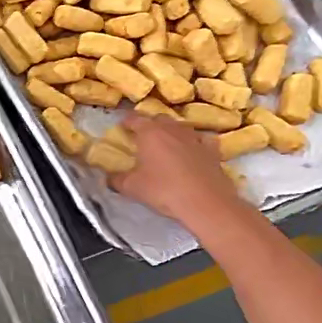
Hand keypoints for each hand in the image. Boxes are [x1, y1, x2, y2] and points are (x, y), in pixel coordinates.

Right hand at [111, 113, 250, 223]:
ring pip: (180, 127)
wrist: (205, 203)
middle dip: (150, 124)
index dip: (126, 121)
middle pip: (159, 119)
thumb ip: (117, 180)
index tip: (121, 126)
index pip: (134, 119)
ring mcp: (195, 138)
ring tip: (166, 143)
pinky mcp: (212, 150)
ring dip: (171, 132)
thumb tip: (109, 178)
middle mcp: (173, 129)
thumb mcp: (132, 188)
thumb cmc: (164, 190)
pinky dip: (193, 143)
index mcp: (150, 133)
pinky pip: (200, 140)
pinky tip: (192, 152)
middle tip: (142, 136)